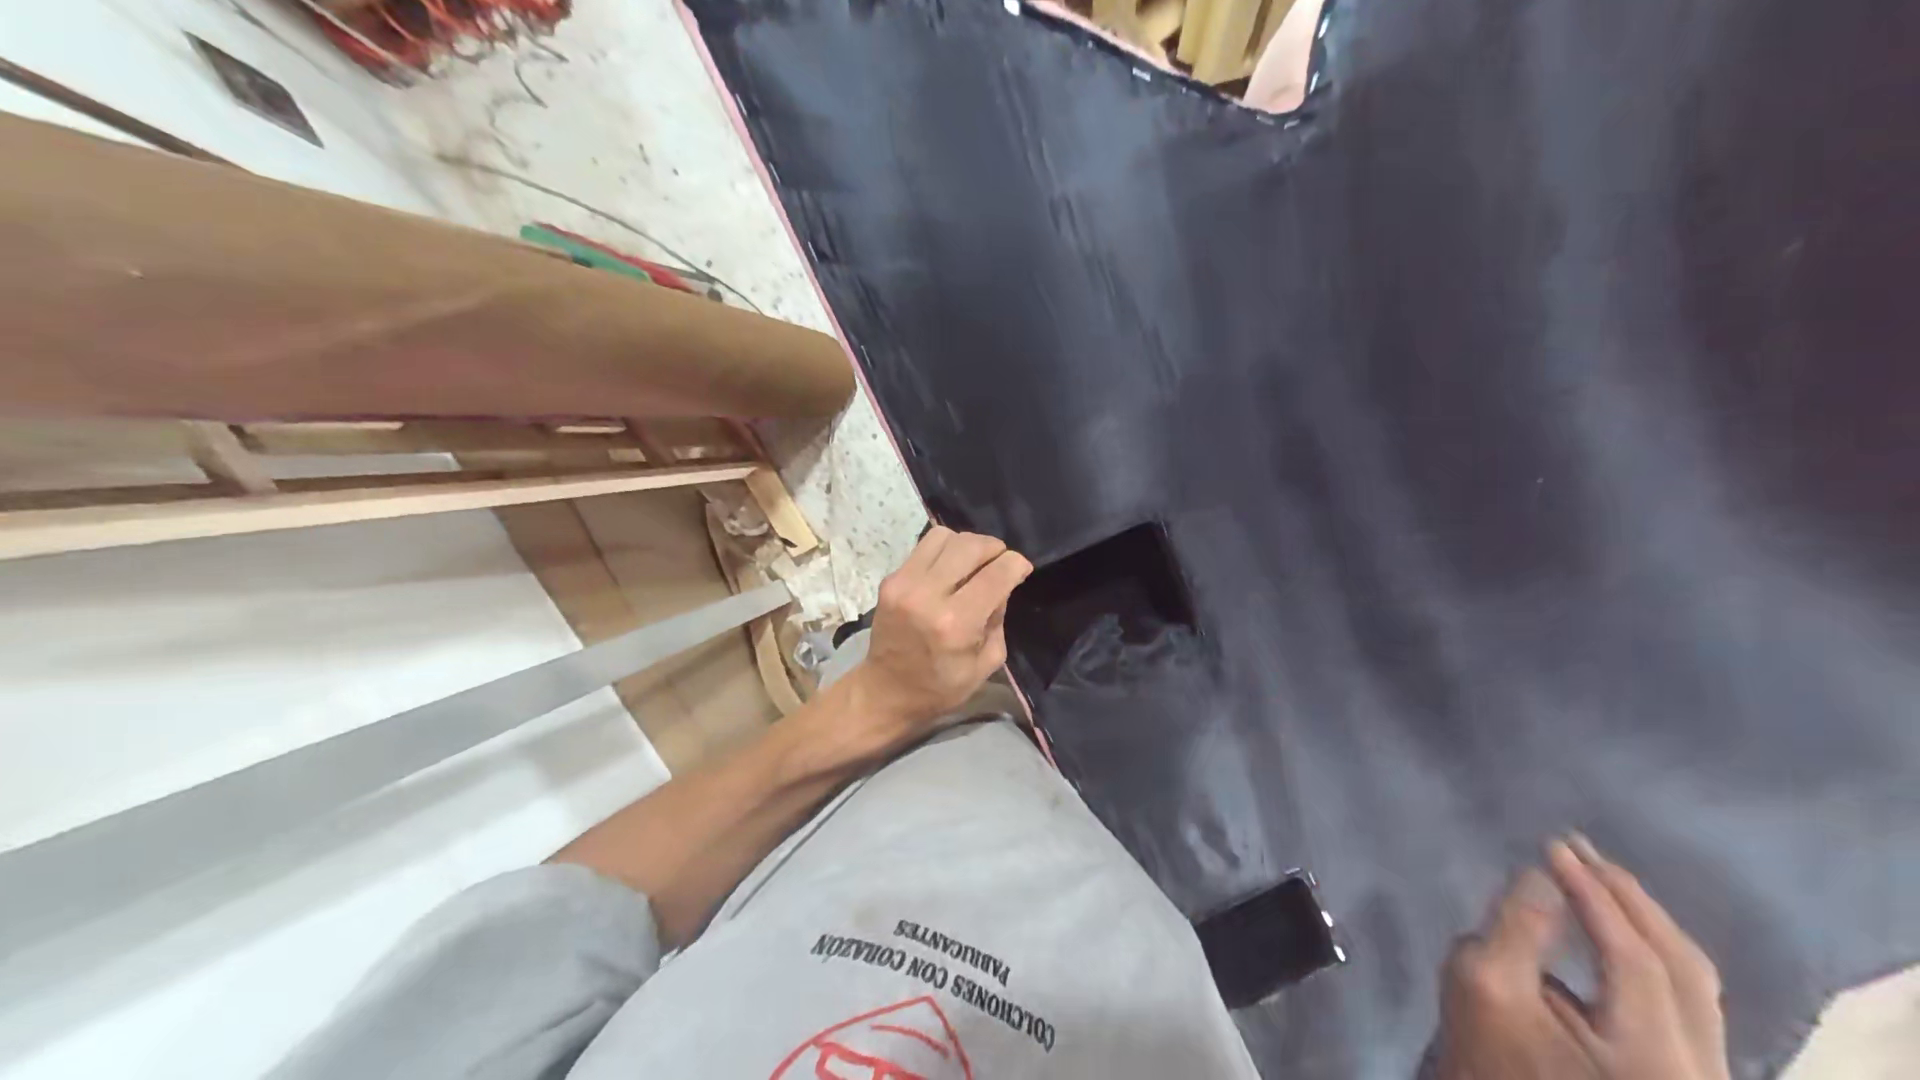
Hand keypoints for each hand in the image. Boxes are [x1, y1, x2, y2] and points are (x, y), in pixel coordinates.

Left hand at [845, 526, 1032, 738]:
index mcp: (956, 624)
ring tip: (973, 562)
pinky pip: (924, 547)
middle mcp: (928, 596)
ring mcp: (904, 584)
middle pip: (970, 545)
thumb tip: (1003, 583)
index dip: (1017, 564)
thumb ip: (999, 618)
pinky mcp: (890, 580)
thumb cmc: (941, 686)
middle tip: (1000, 562)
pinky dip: (944, 551)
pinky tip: (950, 569)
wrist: (886, 691)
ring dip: (967, 544)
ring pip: (945, 536)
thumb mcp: (986, 663)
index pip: (997, 573)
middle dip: (994, 548)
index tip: (1022, 569)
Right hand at [1434, 834, 1728, 1079]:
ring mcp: (1697, 1074)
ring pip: (1695, 985)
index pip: (1634, 956)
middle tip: (1578, 848)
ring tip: (1596, 875)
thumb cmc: (1488, 1056)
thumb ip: (1517, 929)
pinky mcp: (1680, 1071)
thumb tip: (1547, 876)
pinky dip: (1651, 948)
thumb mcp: (1484, 987)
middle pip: (1682, 968)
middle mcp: (1699, 1069)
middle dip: (1628, 898)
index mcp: (1652, 1056)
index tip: (1552, 845)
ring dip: (1644, 919)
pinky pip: (1686, 997)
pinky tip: (1616, 924)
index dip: (1593, 894)